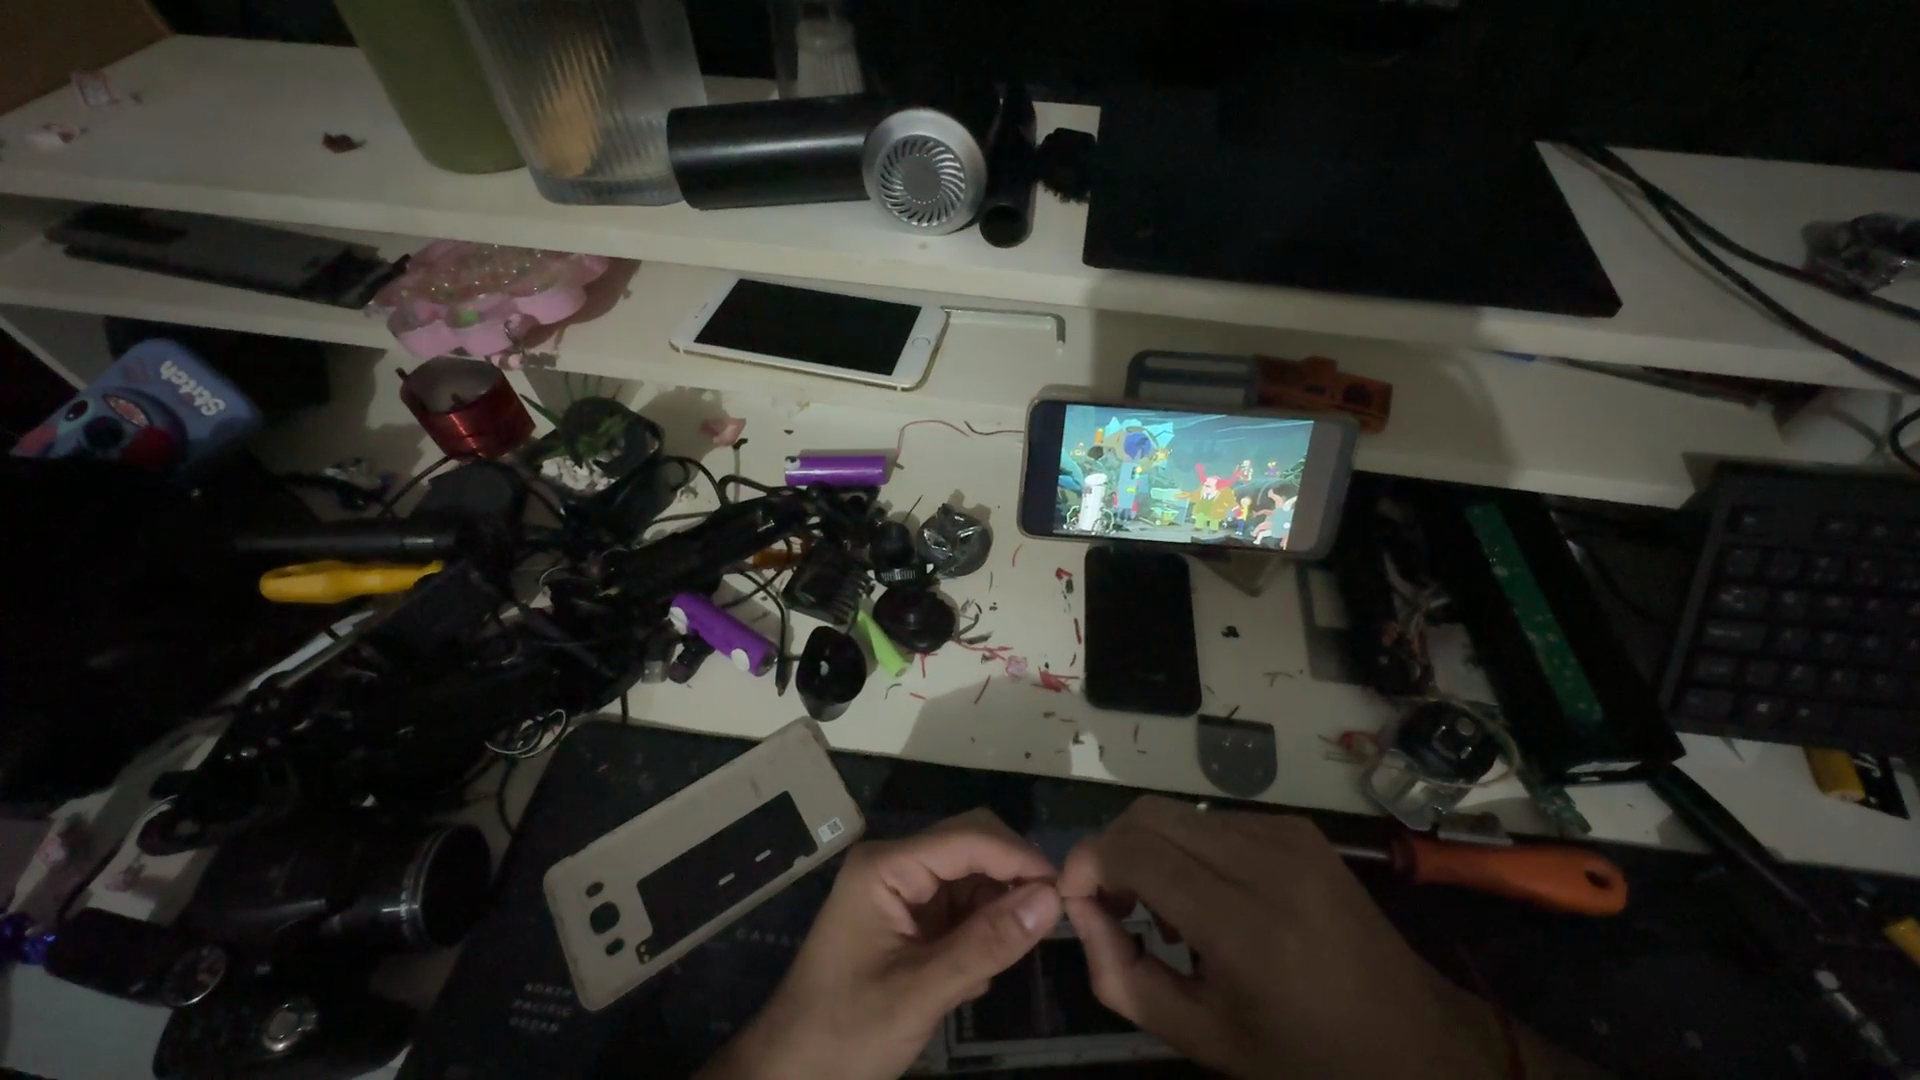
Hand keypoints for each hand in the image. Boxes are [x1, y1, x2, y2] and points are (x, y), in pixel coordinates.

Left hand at [698, 809, 1061, 1079]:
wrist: (789, 1075)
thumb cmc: (845, 1033)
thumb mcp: (920, 993)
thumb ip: (986, 944)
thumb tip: (1052, 899)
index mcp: (887, 867)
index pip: (968, 838)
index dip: (1019, 858)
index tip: (1066, 893)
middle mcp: (896, 866)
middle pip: (972, 847)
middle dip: (1012, 878)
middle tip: (1050, 922)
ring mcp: (902, 890)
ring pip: (973, 877)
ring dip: (998, 910)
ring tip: (1006, 958)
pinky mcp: (910, 918)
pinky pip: (962, 907)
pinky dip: (981, 931)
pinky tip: (976, 973)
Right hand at [1060, 796, 1507, 1079]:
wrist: (1412, 1039)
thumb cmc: (1301, 1055)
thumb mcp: (1199, 1037)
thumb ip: (1121, 975)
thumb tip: (1079, 907)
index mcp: (1246, 927)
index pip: (1138, 854)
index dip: (1088, 863)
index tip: (1075, 895)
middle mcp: (1267, 862)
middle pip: (1149, 816)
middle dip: (1111, 849)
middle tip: (1114, 903)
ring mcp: (1288, 836)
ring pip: (1177, 812)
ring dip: (1149, 848)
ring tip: (1164, 909)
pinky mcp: (1298, 827)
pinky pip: (1214, 819)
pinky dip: (1187, 847)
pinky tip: (1207, 896)